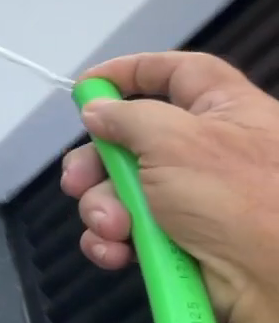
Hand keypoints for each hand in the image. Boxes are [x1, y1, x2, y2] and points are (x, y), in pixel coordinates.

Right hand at [61, 52, 278, 322]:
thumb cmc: (244, 203)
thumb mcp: (179, 143)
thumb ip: (130, 117)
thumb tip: (99, 111)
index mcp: (230, 116)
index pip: (181, 73)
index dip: (132, 71)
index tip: (85, 88)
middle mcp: (211, 151)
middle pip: (129, 139)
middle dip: (94, 164)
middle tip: (77, 182)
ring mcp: (194, 196)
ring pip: (118, 187)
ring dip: (99, 208)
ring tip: (113, 229)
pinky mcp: (178, 234)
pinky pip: (124, 226)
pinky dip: (110, 239)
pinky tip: (116, 251)